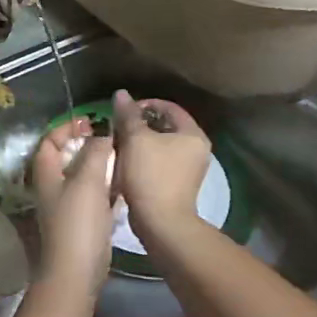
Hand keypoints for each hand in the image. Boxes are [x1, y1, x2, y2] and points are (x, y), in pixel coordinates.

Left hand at [31, 117, 114, 289]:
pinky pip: (93, 196)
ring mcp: (66, 206)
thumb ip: (95, 153)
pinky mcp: (81, 221)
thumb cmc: (78, 221)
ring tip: (122, 158)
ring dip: (99, 166)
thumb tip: (102, 136)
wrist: (77, 269)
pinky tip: (124, 185)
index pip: (49, 141)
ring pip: (82, 177)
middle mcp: (52, 187)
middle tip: (112, 140)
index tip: (91, 122)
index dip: (66, 128)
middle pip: (66, 158)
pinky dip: (106, 187)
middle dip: (87, 146)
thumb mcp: (87, 180)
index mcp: (46, 174)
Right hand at [113, 89, 211, 241]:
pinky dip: (145, 158)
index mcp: (193, 135)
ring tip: (120, 144)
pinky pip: (161, 162)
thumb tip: (121, 94)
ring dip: (142, 142)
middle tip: (119, 127)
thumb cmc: (150, 176)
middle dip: (141, 124)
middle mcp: (197, 149)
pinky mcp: (179, 184)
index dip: (145, 105)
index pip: (170, 108)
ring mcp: (190, 169)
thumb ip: (128, 115)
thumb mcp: (136, 140)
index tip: (124, 111)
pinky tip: (127, 163)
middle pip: (167, 126)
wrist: (160, 221)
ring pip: (163, 145)